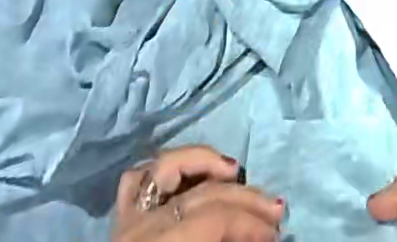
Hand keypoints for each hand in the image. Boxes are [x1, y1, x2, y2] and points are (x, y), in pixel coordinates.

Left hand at [111, 145, 284, 241]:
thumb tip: (260, 241)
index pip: (212, 218)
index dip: (248, 223)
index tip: (278, 234)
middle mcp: (143, 226)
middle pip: (198, 194)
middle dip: (242, 198)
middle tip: (276, 208)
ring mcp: (127, 219)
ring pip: (164, 168)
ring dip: (201, 163)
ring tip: (233, 169)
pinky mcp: (119, 221)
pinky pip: (136, 181)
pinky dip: (163, 171)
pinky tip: (186, 174)